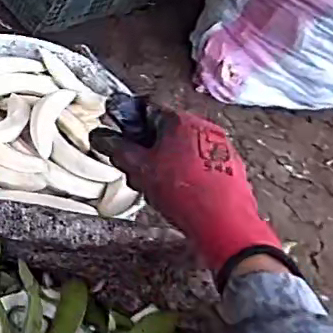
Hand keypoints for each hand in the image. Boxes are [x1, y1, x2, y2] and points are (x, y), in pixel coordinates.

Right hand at [91, 100, 281, 275]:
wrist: (224, 223)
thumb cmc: (182, 190)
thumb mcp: (136, 166)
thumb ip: (115, 147)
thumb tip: (101, 136)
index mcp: (182, 121)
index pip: (146, 109)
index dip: (126, 122)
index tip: (116, 134)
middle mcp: (205, 129)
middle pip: (165, 130)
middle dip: (145, 146)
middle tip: (132, 163)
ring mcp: (222, 149)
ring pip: (181, 147)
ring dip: (164, 160)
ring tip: (152, 182)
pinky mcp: (231, 168)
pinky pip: (199, 163)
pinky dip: (183, 172)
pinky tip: (174, 190)